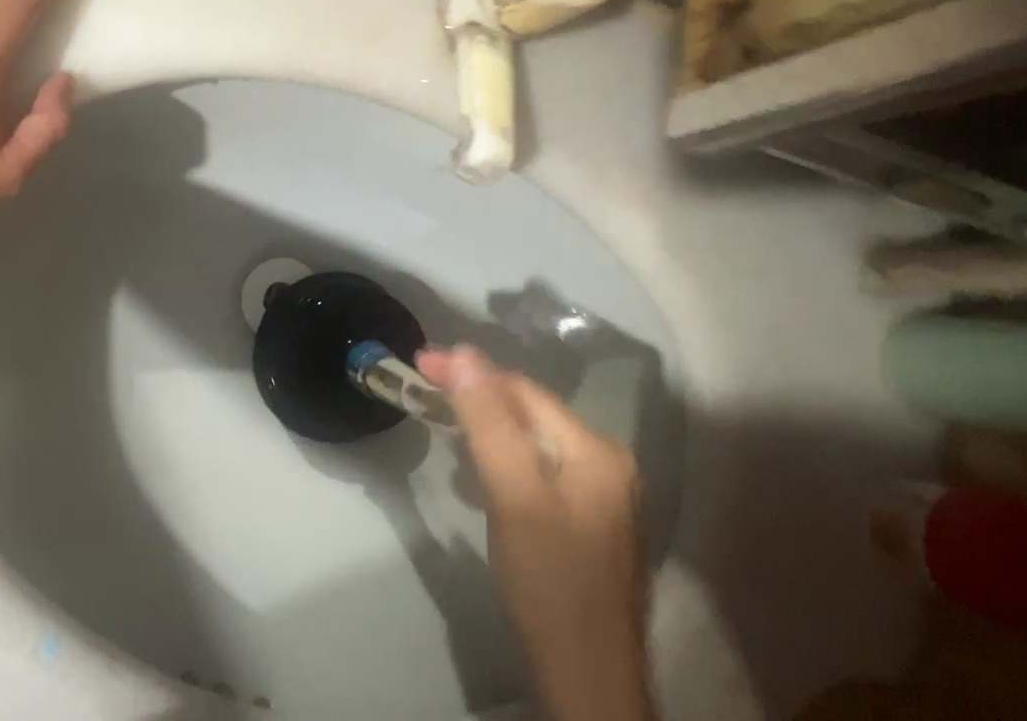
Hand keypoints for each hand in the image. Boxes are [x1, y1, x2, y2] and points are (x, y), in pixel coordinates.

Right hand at [418, 345, 651, 720]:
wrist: (585, 672)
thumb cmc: (548, 578)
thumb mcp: (513, 493)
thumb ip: (489, 422)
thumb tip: (464, 354)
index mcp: (595, 450)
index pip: (524, 391)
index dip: (471, 372)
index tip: (421, 363)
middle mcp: (605, 463)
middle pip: (531, 412)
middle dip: (477, 396)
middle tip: (425, 388)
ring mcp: (599, 496)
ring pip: (532, 441)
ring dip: (486, 427)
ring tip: (442, 422)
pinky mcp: (585, 523)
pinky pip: (538, 470)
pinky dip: (502, 460)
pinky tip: (477, 475)